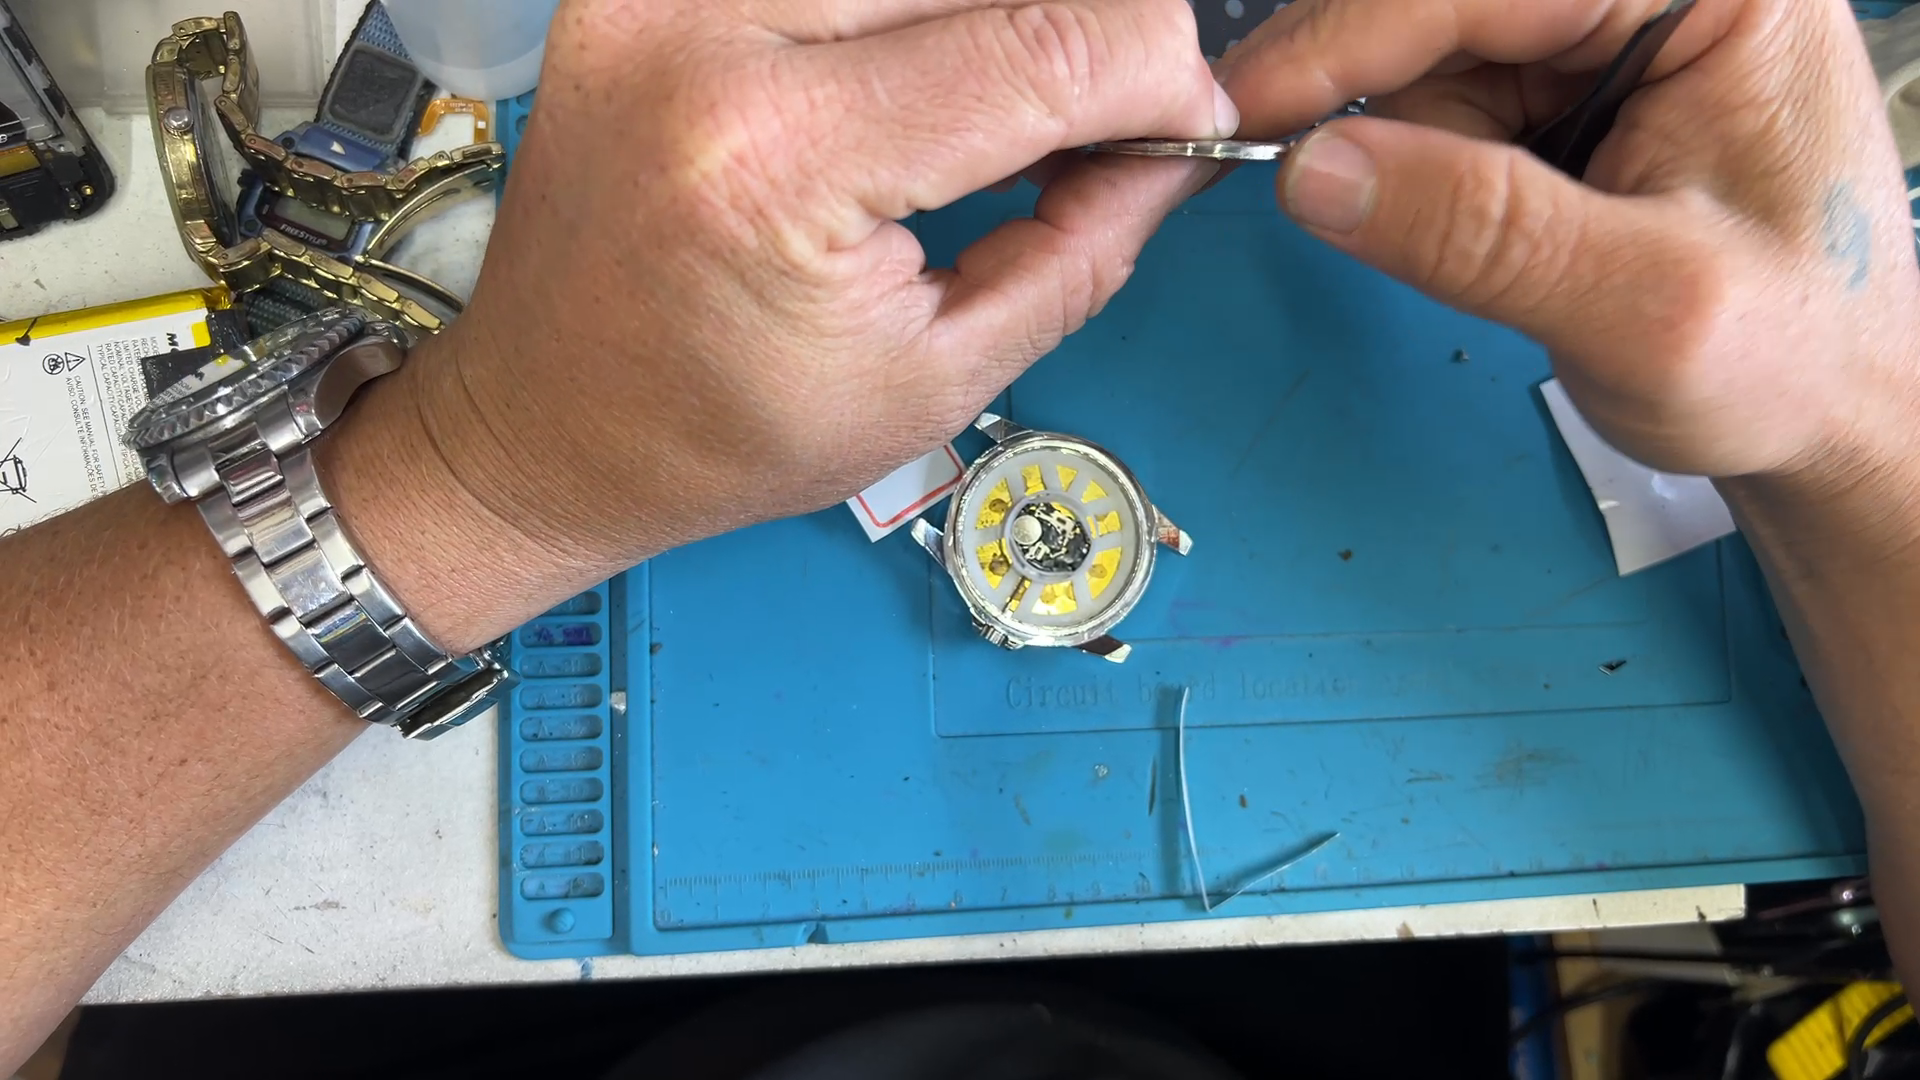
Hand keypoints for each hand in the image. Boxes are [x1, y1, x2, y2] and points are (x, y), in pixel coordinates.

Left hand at [408, 0, 1237, 578]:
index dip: (1154, 68)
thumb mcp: (931, 386)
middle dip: (1090, 39)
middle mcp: (705, 27)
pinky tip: (934, 90)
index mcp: (782, 160)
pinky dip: (918, 19)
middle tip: (1112, 132)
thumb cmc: (734, 440)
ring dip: (1005, 26)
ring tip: (1021, 123)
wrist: (561, 430)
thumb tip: (1158, 158)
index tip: (1191, 120)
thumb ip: (1070, 259)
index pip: (1037, 46)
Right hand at [1218, 0, 1919, 491]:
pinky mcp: (1546, 113)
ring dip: (1367, 146)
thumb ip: (1477, 231)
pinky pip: (1424, 123)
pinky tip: (1406, 222)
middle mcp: (1642, 2)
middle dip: (1337, 88)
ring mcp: (1590, 54)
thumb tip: (1306, 174)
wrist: (1815, 406)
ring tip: (1422, 237)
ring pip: (1415, 73)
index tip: (1233, 110)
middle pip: (1434, 17)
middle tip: (1245, 157)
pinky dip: (1382, 171)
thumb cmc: (1777, 356)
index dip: (1341, 41)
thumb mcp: (1636, 303)